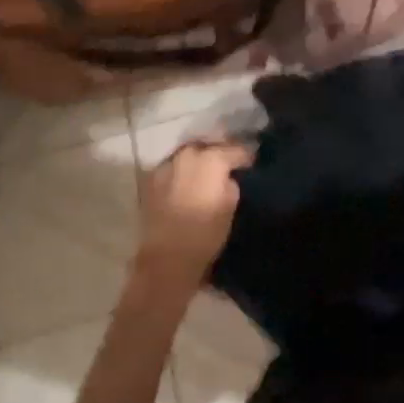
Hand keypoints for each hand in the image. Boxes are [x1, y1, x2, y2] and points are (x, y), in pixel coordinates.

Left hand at [136, 140, 253, 286]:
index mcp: (211, 159)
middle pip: (209, 145)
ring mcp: (167, 165)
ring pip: (189, 153)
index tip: (252, 163)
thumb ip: (230, 182)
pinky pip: (173, 167)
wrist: (166, 258)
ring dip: (200, 159)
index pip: (236, 149)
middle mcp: (188, 154)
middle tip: (230, 163)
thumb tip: (225, 177)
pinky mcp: (151, 179)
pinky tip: (188, 182)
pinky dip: (182, 170)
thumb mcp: (230, 206)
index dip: (247, 156)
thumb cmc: (206, 233)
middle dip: (220, 151)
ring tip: (208, 171)